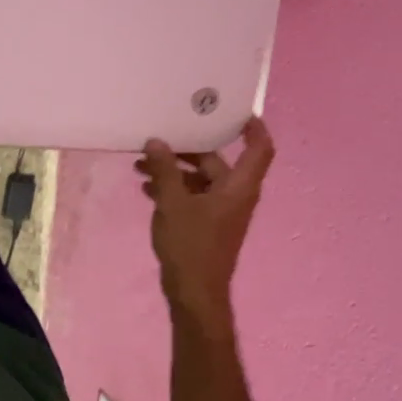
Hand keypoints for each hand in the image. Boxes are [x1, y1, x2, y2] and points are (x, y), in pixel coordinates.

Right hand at [135, 117, 276, 321]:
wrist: (194, 290)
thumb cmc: (190, 244)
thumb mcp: (173, 203)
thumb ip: (164, 171)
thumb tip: (157, 141)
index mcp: (239, 187)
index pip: (259, 148)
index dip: (253, 127)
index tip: (233, 110)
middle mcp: (235, 195)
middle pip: (218, 162)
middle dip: (188, 150)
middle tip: (161, 138)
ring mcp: (221, 211)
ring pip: (200, 180)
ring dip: (174, 171)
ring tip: (142, 164)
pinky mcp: (206, 224)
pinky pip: (192, 196)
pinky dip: (173, 188)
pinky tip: (146, 188)